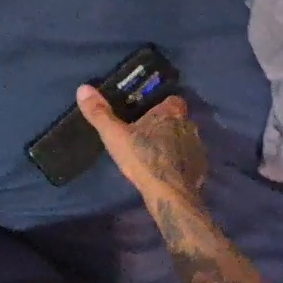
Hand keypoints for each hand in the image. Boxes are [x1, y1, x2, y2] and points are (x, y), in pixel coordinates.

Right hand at [76, 85, 208, 206]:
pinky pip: (189, 161)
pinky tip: (166, 173)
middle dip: (166, 126)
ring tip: (154, 156)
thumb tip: (83, 88)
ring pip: (184, 140)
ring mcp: (197, 147)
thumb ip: (100, 113)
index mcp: (171, 113)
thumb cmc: (143, 159)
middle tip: (146, 136)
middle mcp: (189, 125)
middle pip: (178, 120)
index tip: (147, 114)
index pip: (172, 100)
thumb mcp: (115, 135)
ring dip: (173, 145)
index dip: (161, 105)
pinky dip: (179, 164)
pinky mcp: (200, 168)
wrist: (170, 194)